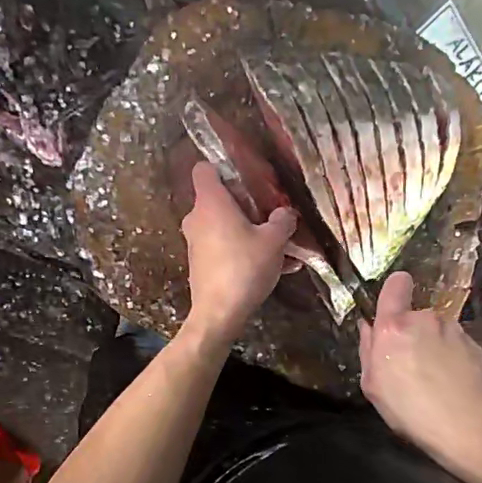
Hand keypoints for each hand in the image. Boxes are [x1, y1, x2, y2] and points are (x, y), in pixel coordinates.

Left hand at [181, 162, 296, 343]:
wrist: (219, 313)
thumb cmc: (245, 267)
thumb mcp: (274, 242)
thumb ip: (283, 221)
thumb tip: (286, 213)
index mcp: (210, 202)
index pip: (204, 169)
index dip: (223, 168)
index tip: (246, 179)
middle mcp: (197, 218)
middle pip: (218, 200)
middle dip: (244, 205)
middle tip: (269, 215)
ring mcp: (195, 243)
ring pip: (223, 227)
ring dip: (247, 232)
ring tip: (277, 247)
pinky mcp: (200, 264)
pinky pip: (223, 248)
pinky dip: (242, 251)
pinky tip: (270, 268)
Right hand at [358, 271, 481, 470]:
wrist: (467, 423)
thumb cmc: (411, 410)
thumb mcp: (374, 386)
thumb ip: (368, 350)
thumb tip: (368, 327)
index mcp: (393, 327)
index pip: (395, 286)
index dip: (395, 290)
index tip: (395, 303)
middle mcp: (425, 320)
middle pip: (416, 317)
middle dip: (413, 335)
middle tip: (410, 367)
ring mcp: (454, 331)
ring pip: (438, 332)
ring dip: (435, 347)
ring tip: (434, 380)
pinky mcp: (475, 345)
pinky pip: (457, 347)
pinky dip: (454, 360)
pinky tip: (453, 384)